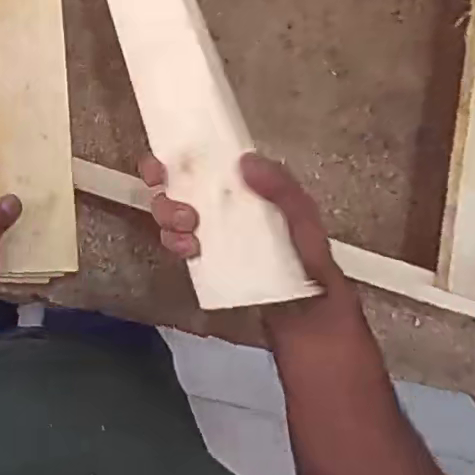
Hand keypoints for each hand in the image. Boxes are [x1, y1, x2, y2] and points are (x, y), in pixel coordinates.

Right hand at [142, 151, 371, 345]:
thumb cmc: (310, 263)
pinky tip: (191, 251)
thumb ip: (282, 189)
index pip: (203, 159)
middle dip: (165, 192)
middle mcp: (220, 203)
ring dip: (169, 217)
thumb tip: (246, 161)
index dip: (174, 157)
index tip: (164, 165)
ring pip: (168, 213)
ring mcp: (207, 230)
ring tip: (190, 232)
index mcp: (243, 185)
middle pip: (173, 185)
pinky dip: (176, 243)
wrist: (306, 317)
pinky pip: (175, 243)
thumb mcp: (304, 219)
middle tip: (183, 208)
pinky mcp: (200, 257)